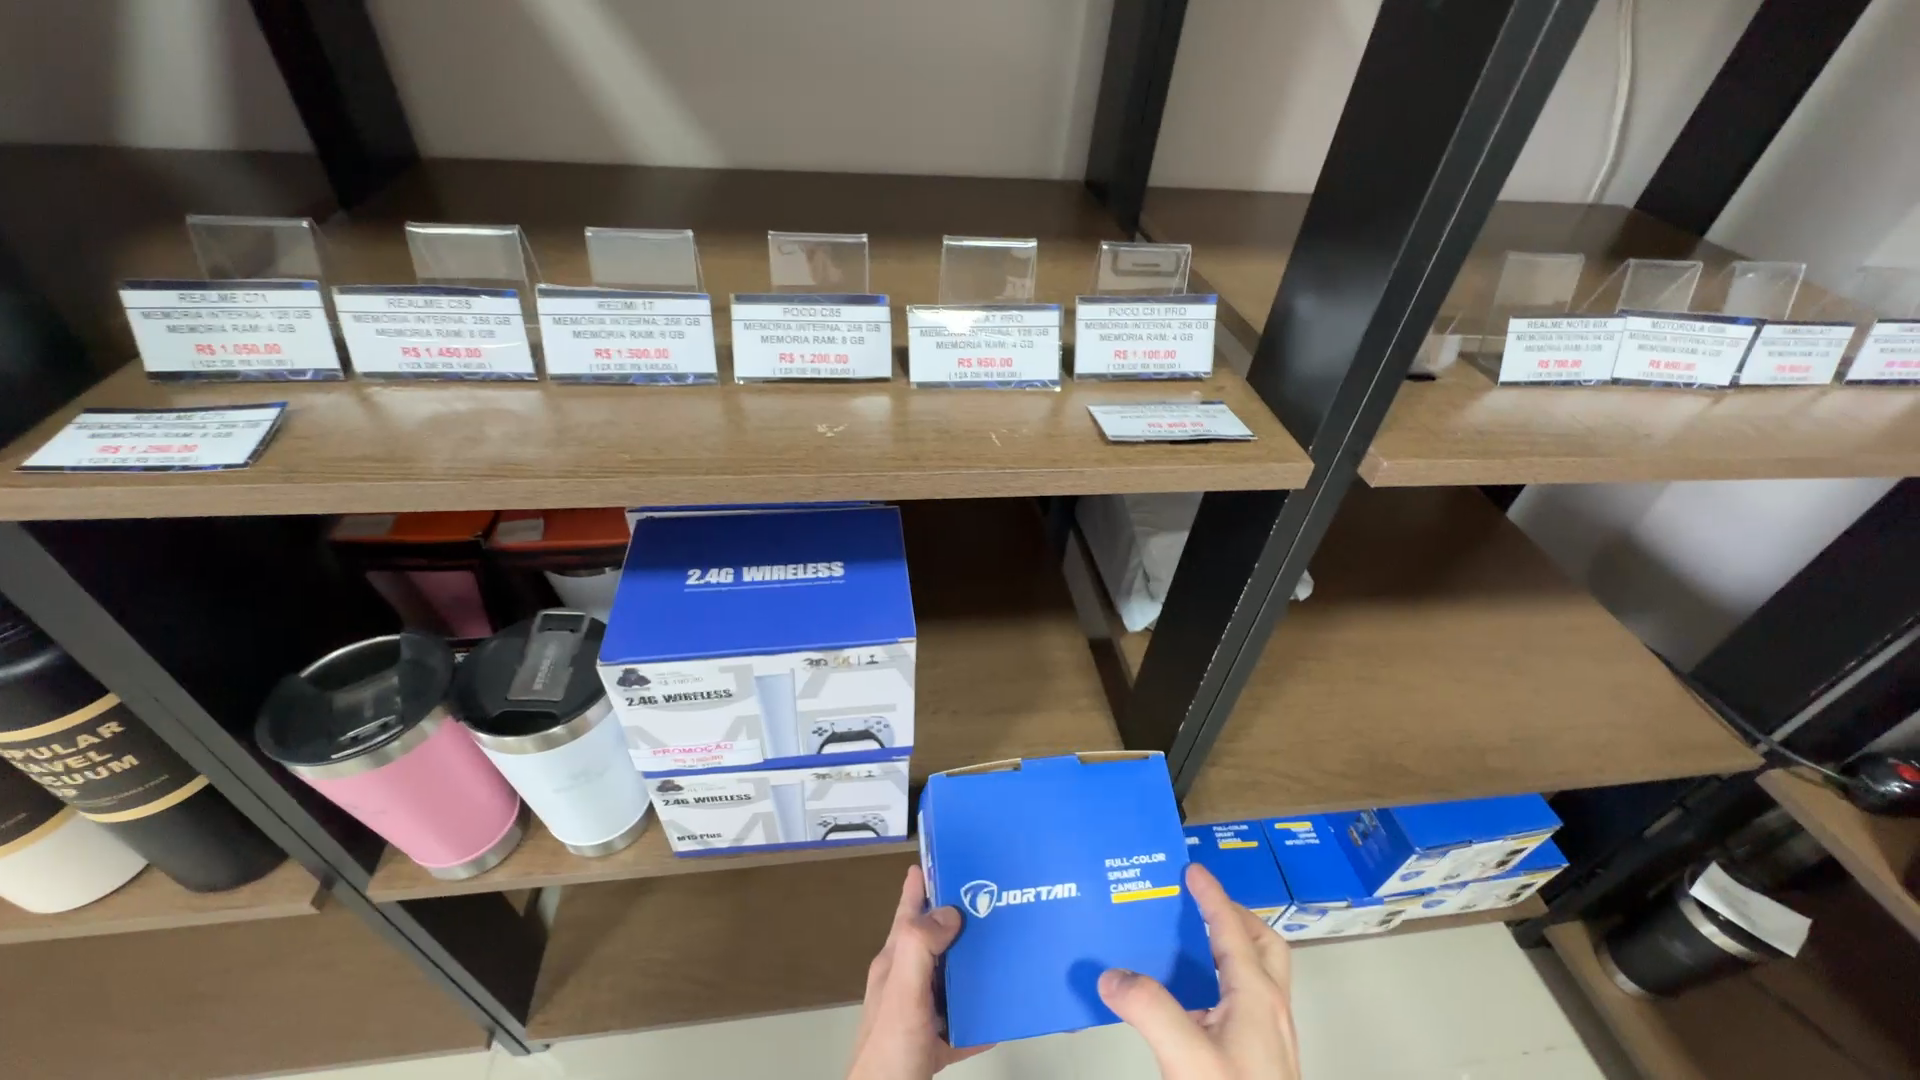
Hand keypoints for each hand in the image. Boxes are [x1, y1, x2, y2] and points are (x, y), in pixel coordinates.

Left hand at [847, 864, 993, 1079]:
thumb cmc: (891, 1047)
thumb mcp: (904, 990)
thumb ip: (921, 948)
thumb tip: (949, 910)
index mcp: (894, 962)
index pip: (908, 910)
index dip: (923, 883)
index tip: (948, 857)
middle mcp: (907, 981)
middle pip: (936, 940)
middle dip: (962, 919)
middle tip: (996, 898)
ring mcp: (921, 1012)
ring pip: (952, 977)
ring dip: (975, 963)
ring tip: (1007, 947)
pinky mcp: (936, 1041)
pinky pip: (964, 1019)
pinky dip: (983, 1012)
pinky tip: (1003, 1009)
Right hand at [1098, 862, 1300, 1079]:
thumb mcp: (1185, 1058)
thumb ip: (1148, 1008)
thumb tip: (1110, 974)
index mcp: (1257, 997)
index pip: (1232, 930)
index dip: (1212, 897)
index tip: (1191, 869)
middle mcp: (1270, 1011)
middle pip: (1265, 947)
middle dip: (1237, 917)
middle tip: (1203, 904)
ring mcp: (1269, 1040)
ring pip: (1261, 976)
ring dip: (1234, 948)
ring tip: (1194, 945)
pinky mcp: (1259, 1063)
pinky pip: (1247, 1002)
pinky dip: (1224, 981)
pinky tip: (1193, 1004)